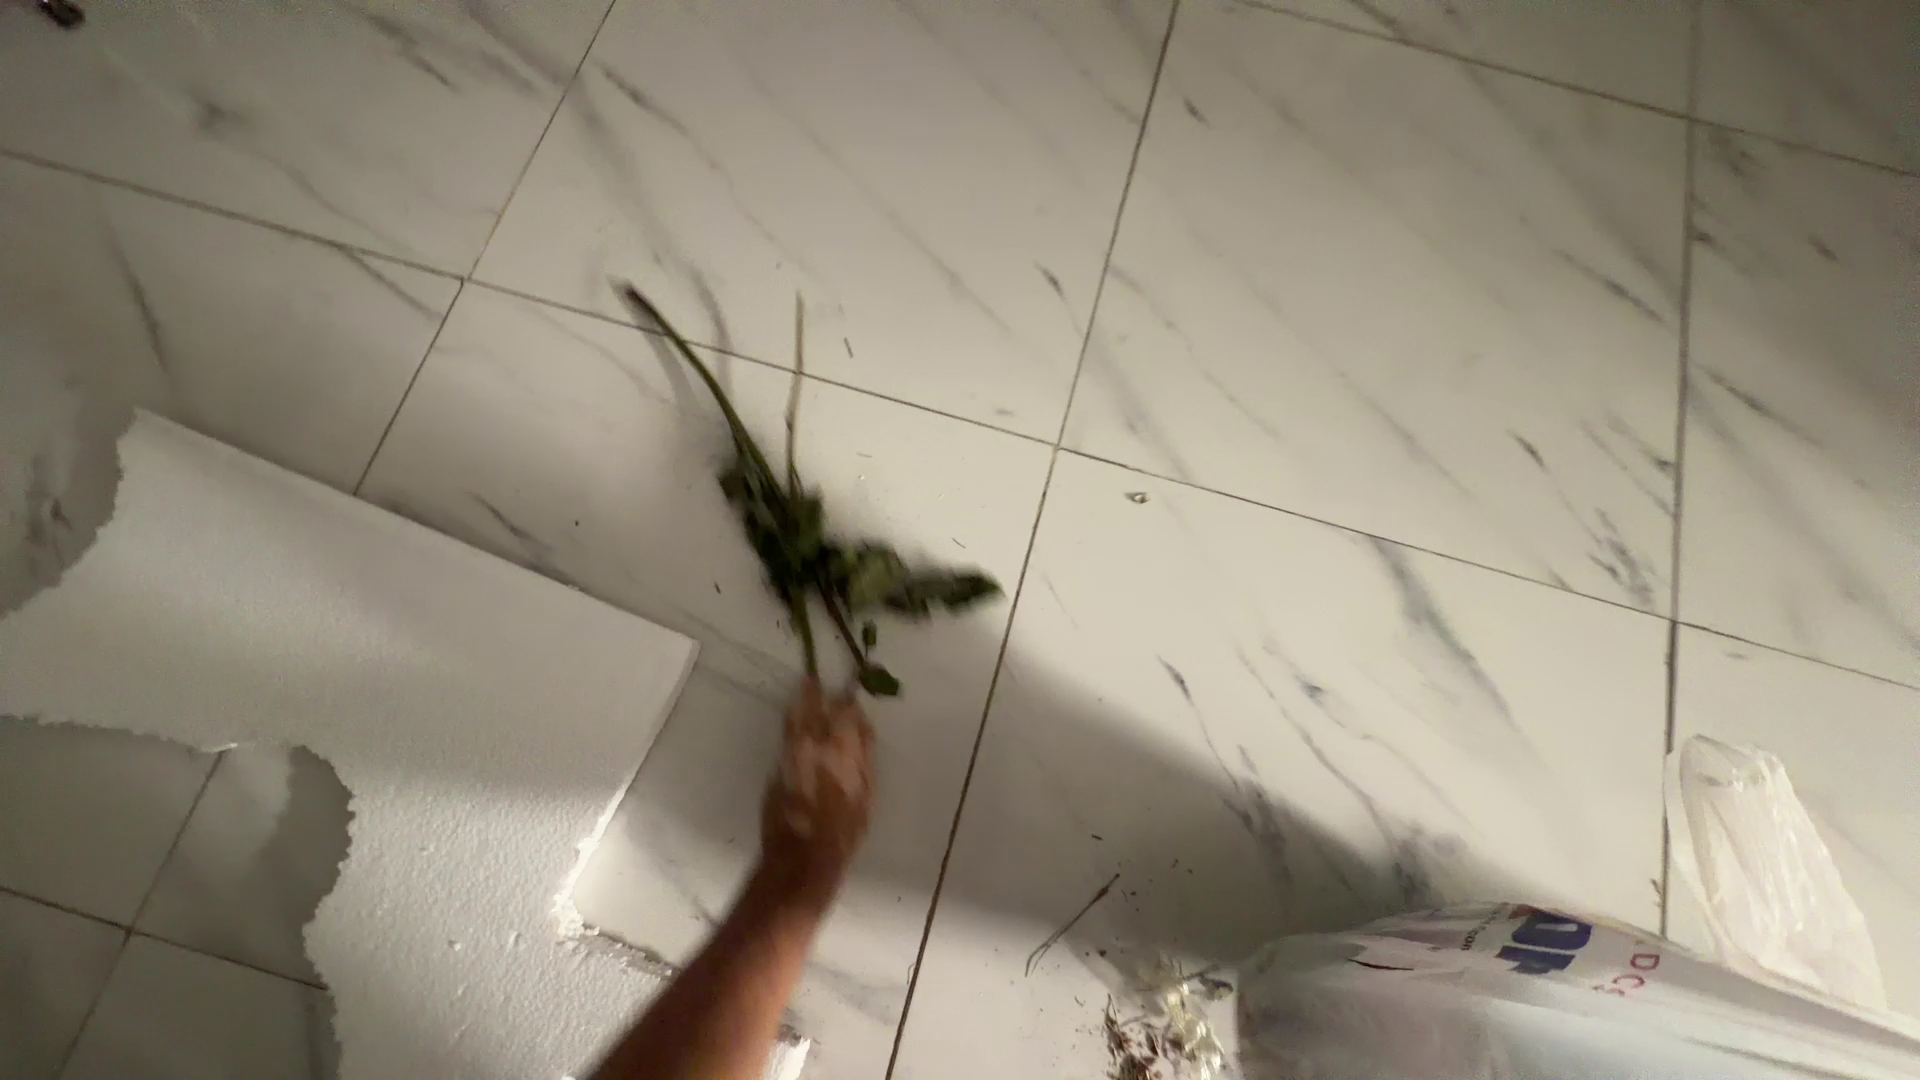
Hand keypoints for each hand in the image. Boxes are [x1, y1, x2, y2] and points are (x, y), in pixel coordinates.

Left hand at [760, 679, 874, 898]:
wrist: (802, 857)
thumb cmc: (845, 828)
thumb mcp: (867, 791)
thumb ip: (864, 754)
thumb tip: (861, 726)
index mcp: (840, 747)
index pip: (844, 711)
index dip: (847, 701)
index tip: (848, 694)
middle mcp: (812, 744)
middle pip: (812, 707)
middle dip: (814, 692)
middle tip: (812, 678)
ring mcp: (790, 755)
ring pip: (794, 720)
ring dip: (799, 704)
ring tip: (802, 689)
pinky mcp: (776, 768)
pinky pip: (786, 739)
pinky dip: (792, 727)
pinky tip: (796, 725)